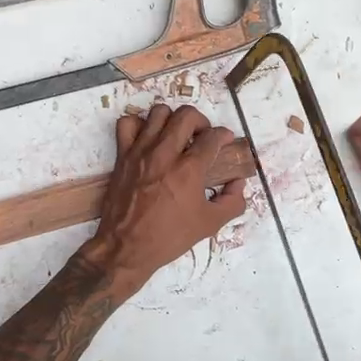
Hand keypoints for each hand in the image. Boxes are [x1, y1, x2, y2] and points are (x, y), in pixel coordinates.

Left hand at [86, 104, 246, 290]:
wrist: (126, 247)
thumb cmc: (169, 237)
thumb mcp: (209, 224)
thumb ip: (232, 202)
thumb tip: (238, 183)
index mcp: (189, 170)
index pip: (212, 137)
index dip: (224, 135)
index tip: (225, 140)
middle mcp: (164, 154)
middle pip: (186, 115)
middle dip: (201, 121)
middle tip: (202, 136)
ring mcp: (140, 151)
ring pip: (158, 113)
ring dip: (172, 120)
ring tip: (176, 135)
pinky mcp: (122, 155)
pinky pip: (127, 124)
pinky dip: (139, 125)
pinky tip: (148, 139)